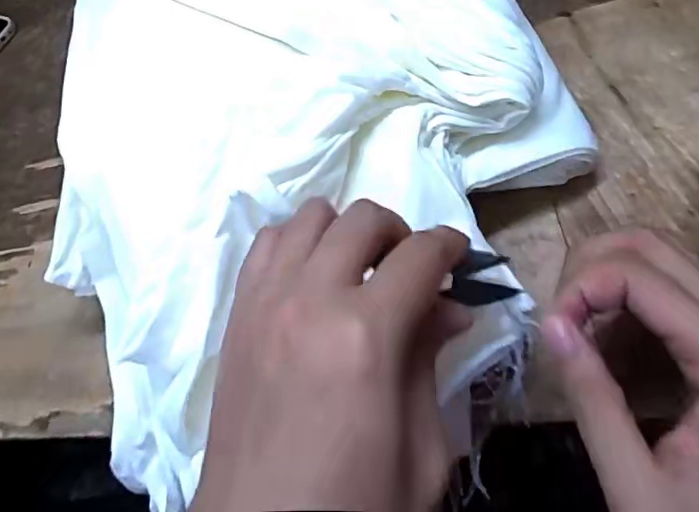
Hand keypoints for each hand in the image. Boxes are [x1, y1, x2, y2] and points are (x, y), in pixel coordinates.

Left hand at [192, 198, 472, 511]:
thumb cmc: (354, 506)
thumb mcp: (420, 453)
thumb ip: (430, 361)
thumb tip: (450, 307)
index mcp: (365, 335)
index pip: (417, 256)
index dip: (448, 245)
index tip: (460, 252)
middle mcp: (311, 296)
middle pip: (361, 218)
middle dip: (398, 232)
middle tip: (412, 268)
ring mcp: (266, 296)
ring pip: (310, 216)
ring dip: (344, 230)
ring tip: (359, 268)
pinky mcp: (237, 306)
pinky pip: (268, 241)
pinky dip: (296, 241)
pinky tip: (311, 276)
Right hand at [542, 230, 698, 511]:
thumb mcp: (638, 486)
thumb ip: (593, 400)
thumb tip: (549, 322)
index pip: (639, 273)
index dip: (581, 285)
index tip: (551, 329)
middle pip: (655, 246)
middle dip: (592, 262)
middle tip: (560, 311)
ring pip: (668, 258)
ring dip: (610, 269)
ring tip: (578, 317)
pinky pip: (678, 290)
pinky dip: (630, 292)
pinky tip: (608, 336)